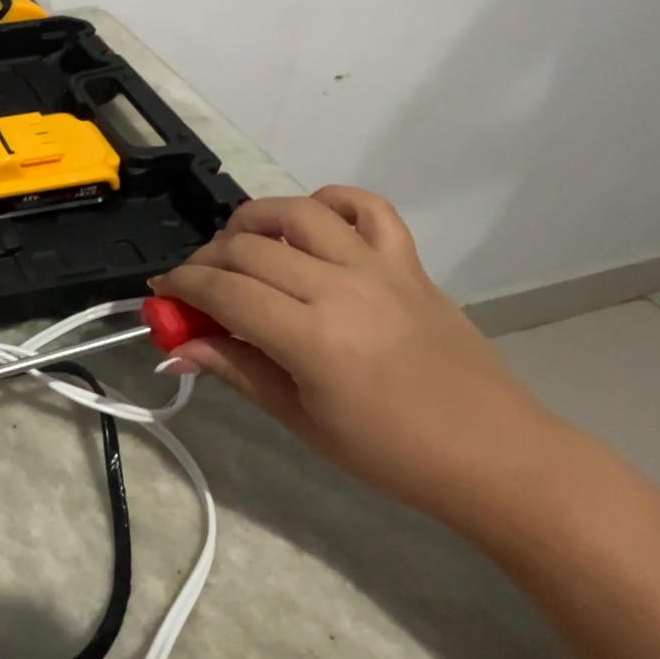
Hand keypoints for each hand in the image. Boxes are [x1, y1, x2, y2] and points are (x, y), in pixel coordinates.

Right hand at [150, 186, 552, 522]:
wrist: (498, 456)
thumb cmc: (392, 453)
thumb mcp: (302, 420)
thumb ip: (236, 370)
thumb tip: (176, 349)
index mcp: (312, 337)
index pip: (223, 290)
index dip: (181, 286)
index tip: (161, 292)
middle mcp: (341, 288)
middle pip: (248, 248)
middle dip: (205, 259)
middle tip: (196, 285)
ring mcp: (379, 269)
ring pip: (297, 212)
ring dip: (253, 219)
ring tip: (239, 244)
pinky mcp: (409, 263)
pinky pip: (367, 208)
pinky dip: (330, 202)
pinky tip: (310, 223)